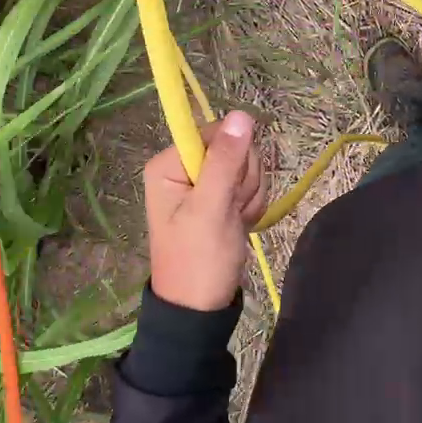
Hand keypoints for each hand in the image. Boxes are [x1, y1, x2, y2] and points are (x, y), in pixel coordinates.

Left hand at [143, 111, 268, 310]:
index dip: (232, 157)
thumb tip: (241, 114)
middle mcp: (185, 166)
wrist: (202, 309)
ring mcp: (204, 181)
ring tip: (234, 219)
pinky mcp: (222, 195)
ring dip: (249, 193)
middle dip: (243, 179)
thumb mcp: (210, 209)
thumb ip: (225, 160)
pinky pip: (251, 182)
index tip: (227, 189)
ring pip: (247, 164)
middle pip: (235, 146)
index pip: (217, 132)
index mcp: (170, 163)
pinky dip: (252, 203)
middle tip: (230, 209)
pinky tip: (240, 222)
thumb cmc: (199, 259)